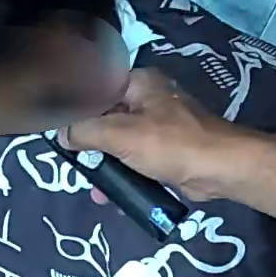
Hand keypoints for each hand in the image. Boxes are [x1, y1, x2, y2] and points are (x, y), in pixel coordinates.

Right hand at [59, 70, 255, 201]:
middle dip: (87, 139)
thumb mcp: (120, 134)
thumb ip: (85, 130)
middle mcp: (149, 99)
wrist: (219, 169)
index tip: (56, 127)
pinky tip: (109, 193)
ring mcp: (159, 125)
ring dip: (104, 161)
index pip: (95, 85)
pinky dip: (123, 172)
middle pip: (106, 114)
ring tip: (89, 182)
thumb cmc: (170, 143)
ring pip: (120, 139)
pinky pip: (136, 158)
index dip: (74, 104)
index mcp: (139, 83)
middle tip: (71, 159)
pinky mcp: (167, 150)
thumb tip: (61, 134)